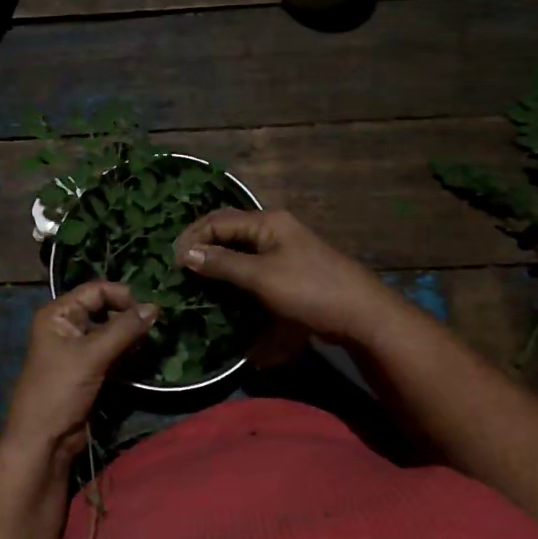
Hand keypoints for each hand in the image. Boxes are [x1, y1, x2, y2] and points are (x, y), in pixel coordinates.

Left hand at [2, 281, 156, 458]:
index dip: (122, 295)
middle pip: (104, 309)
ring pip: (111, 332)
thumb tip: (155, 307)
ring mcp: (78, 348)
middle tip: (158, 324)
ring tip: (156, 339)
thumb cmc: (60, 389)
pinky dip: (128, 352)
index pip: (95, 290)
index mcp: (58, 313)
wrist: (45, 440)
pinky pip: (112, 352)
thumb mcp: (92, 355)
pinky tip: (145, 355)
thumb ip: (124, 329)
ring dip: (131, 334)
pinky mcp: (89, 369)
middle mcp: (67, 325)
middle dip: (129, 314)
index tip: (151, 306)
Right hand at [173, 209, 396, 342]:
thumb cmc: (310, 290)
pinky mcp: (291, 274)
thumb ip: (222, 264)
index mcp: (267, 222)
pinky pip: (255, 271)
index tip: (173, 263)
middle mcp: (274, 231)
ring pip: (241, 253)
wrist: (364, 317)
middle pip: (228, 234)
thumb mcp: (261, 277)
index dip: (192, 238)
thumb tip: (185, 253)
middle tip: (180, 270)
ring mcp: (284, 252)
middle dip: (203, 249)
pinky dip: (238, 280)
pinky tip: (226, 295)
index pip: (217, 221)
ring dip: (219, 265)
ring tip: (197, 282)